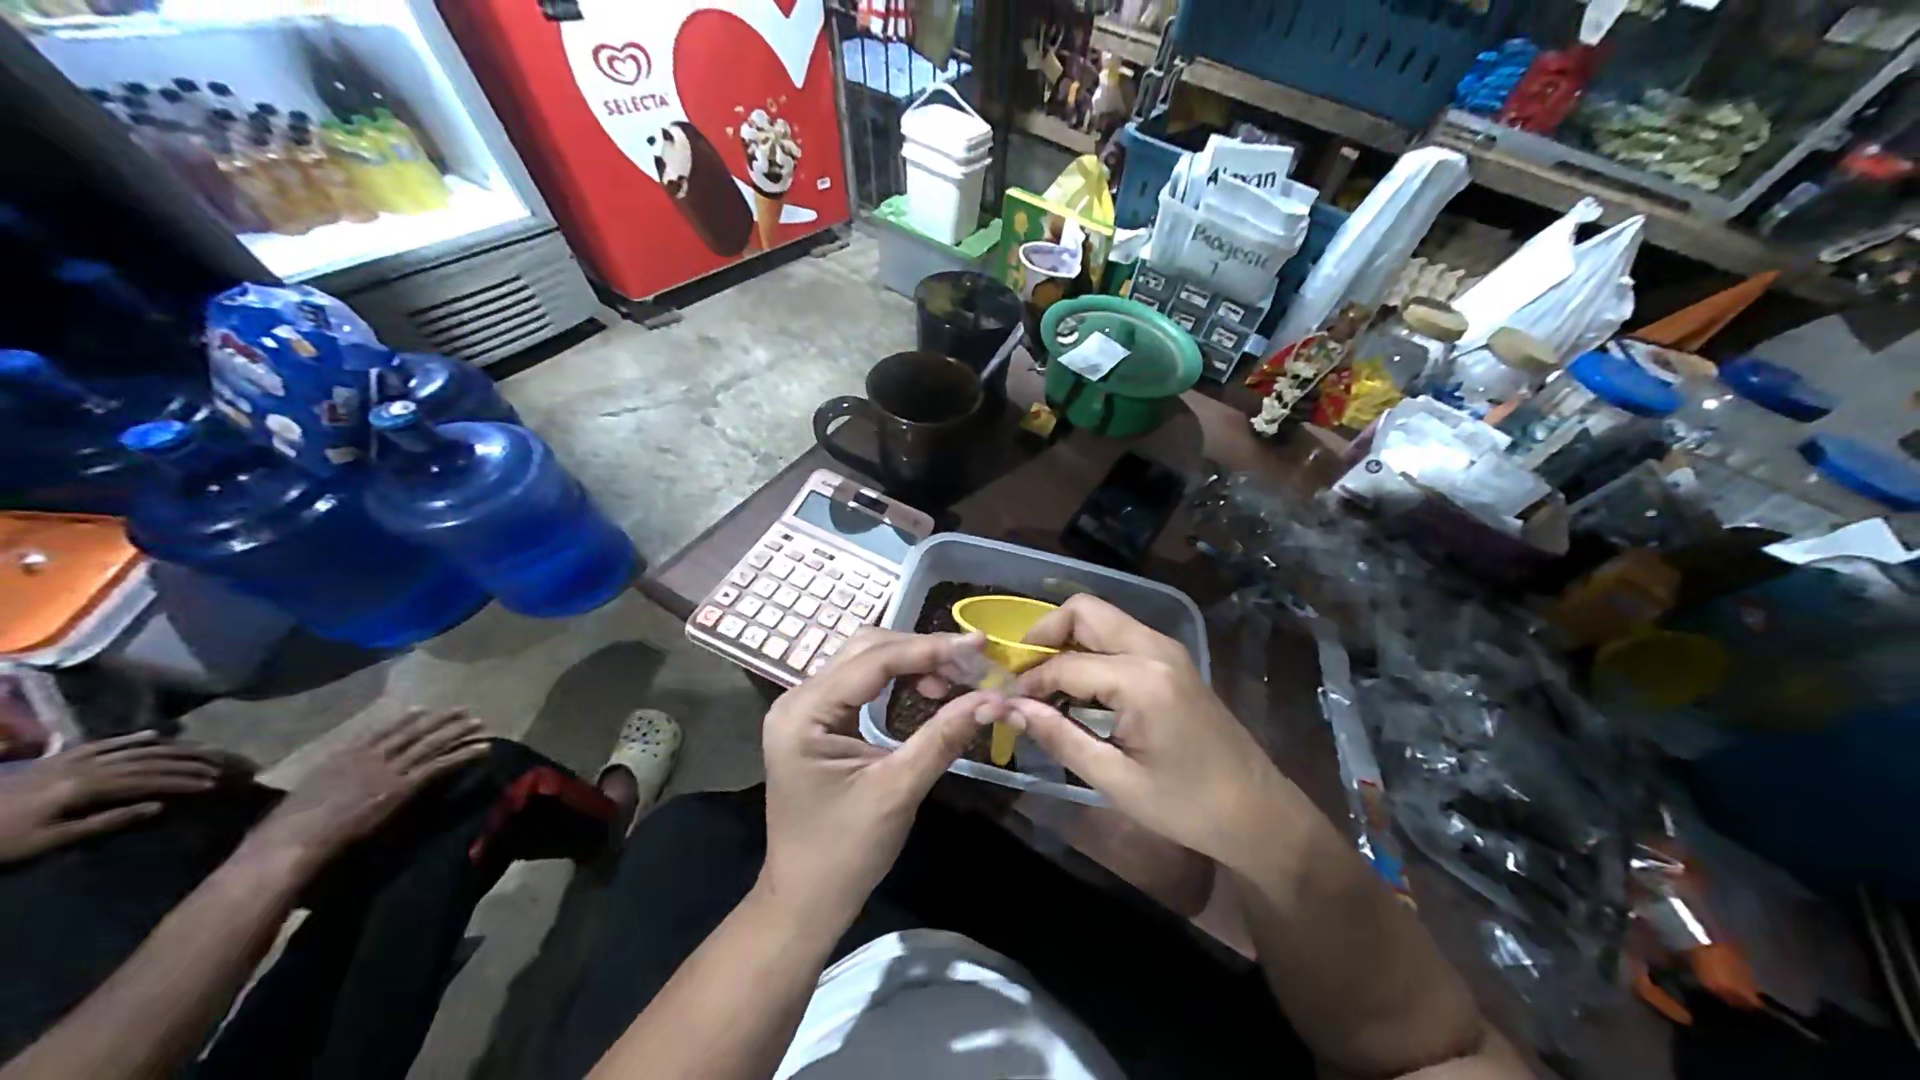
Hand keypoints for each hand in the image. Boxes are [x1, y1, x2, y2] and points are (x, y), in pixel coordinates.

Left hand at [0, 732, 231, 862]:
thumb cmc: (2, 842)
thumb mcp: (50, 841)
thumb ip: (105, 822)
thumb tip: (159, 806)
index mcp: (84, 786)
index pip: (147, 779)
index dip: (182, 780)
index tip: (212, 784)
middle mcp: (85, 765)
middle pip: (147, 759)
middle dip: (187, 762)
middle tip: (218, 766)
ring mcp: (72, 758)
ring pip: (133, 748)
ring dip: (170, 749)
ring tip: (199, 751)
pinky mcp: (60, 758)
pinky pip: (104, 742)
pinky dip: (133, 738)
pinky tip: (155, 735)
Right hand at [247, 708, 489, 866]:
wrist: (290, 841)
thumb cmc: (285, 827)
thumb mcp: (305, 791)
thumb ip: (327, 779)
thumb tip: (334, 778)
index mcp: (344, 756)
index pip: (382, 732)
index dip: (405, 721)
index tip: (422, 709)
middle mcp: (371, 757)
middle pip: (414, 733)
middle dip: (440, 720)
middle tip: (463, 709)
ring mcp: (389, 771)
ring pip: (432, 745)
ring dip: (458, 732)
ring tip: (480, 723)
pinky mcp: (403, 787)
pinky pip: (440, 766)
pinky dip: (464, 755)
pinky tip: (482, 748)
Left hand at [759, 629, 1004, 926]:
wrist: (805, 899)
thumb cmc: (845, 852)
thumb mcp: (898, 790)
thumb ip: (943, 737)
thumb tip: (994, 699)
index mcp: (804, 712)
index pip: (873, 660)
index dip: (929, 649)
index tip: (978, 646)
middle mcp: (798, 699)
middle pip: (866, 649)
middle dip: (922, 650)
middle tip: (972, 661)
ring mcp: (805, 708)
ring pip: (864, 660)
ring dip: (912, 661)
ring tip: (955, 677)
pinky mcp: (818, 720)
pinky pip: (861, 683)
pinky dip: (898, 678)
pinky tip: (928, 688)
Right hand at [1006, 595, 1292, 867]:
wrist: (1258, 812)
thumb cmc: (1187, 805)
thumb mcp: (1116, 780)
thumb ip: (1060, 737)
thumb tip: (1012, 710)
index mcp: (1142, 679)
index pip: (1066, 663)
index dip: (1030, 681)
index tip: (1006, 701)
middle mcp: (1155, 649)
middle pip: (1084, 611)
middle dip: (1044, 633)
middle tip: (1021, 672)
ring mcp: (1168, 650)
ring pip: (1102, 617)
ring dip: (1066, 638)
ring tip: (1043, 680)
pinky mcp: (1173, 660)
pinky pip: (1119, 635)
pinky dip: (1089, 647)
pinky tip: (1077, 683)